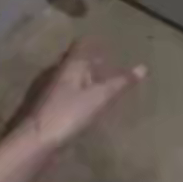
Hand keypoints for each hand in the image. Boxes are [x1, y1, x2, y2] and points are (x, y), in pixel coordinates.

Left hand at [13, 39, 145, 150]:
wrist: (38, 140)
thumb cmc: (69, 114)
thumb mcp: (99, 97)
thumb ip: (120, 82)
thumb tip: (143, 67)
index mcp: (70, 66)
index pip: (81, 46)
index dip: (93, 42)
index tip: (106, 41)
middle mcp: (59, 74)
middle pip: (76, 62)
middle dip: (91, 60)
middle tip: (108, 61)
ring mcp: (53, 93)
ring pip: (72, 79)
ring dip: (86, 78)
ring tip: (103, 82)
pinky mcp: (51, 109)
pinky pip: (69, 95)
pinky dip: (81, 94)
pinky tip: (88, 104)